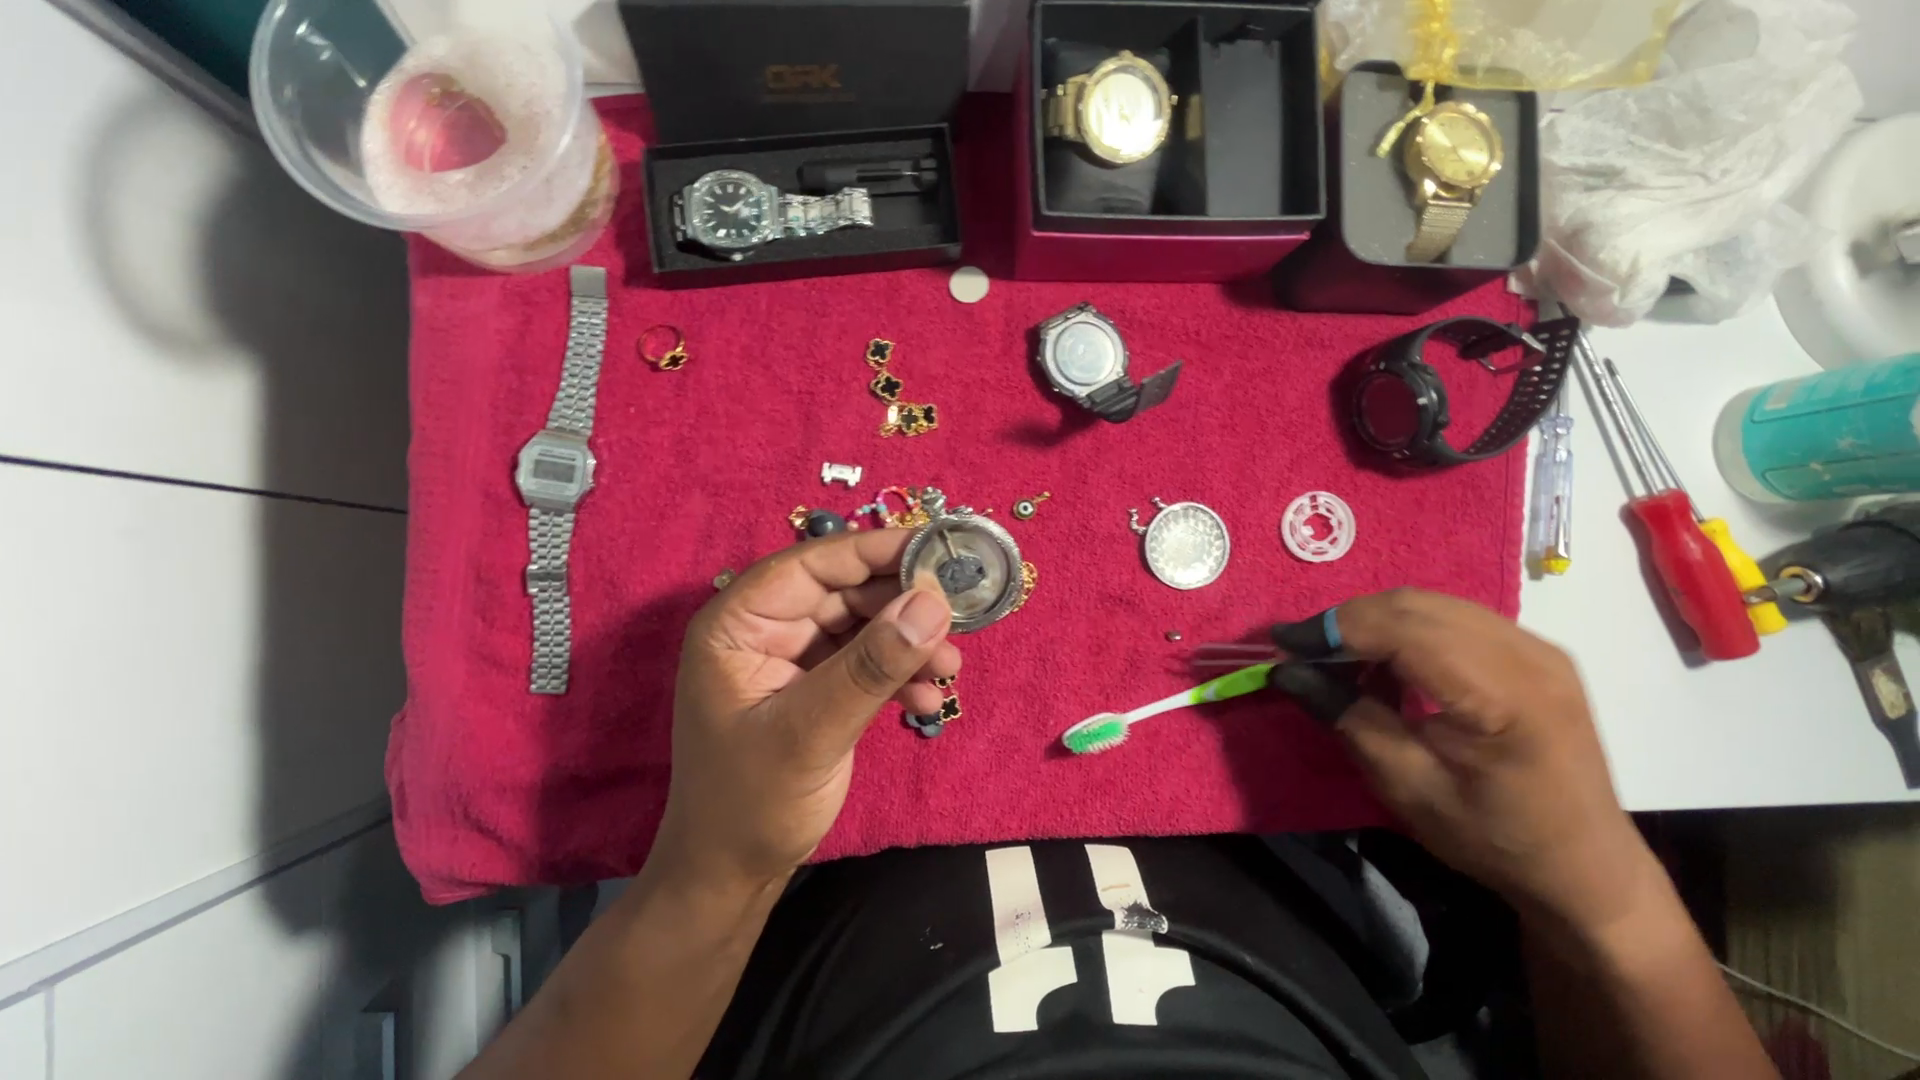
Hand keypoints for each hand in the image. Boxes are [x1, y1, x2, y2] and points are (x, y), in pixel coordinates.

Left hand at [652, 530, 959, 890]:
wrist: (733, 874)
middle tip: (959, 615)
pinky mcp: (817, 689)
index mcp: (738, 625)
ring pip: (862, 626)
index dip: (873, 549)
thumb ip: (871, 666)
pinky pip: (866, 663)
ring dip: (908, 643)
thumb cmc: (751, 803)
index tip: (938, 548)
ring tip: (949, 668)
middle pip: (843, 591)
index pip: (810, 564)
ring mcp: (792, 660)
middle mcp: (764, 631)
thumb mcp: (811, 732)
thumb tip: (933, 603)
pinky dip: (899, 676)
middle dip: (901, 604)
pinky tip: (927, 701)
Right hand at [1281, 589, 1655, 934]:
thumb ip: (1349, 718)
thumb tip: (1287, 671)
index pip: (1405, 631)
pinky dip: (1405, 628)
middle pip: (1416, 606)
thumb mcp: (1409, 787)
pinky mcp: (1535, 651)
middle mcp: (1529, 654)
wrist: (1584, 866)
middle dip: (1348, 621)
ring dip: (1374, 622)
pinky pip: (1453, 617)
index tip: (1282, 643)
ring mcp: (1538, 646)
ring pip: (1432, 604)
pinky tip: (1384, 661)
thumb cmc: (1494, 838)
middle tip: (1301, 652)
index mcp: (1505, 695)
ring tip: (1335, 657)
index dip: (1336, 629)